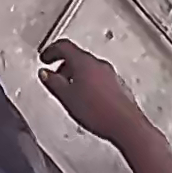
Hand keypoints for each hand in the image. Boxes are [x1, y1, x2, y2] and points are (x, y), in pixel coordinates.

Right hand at [39, 39, 155, 148]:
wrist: (127, 126)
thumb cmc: (98, 112)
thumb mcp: (67, 98)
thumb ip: (53, 83)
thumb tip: (44, 73)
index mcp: (83, 62)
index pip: (64, 46)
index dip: (51, 50)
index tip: (45, 56)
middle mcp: (98, 63)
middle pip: (77, 56)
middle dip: (63, 64)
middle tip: (54, 74)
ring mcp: (110, 74)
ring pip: (89, 67)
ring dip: (76, 74)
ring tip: (70, 90)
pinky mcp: (119, 86)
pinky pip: (99, 77)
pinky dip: (90, 82)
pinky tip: (88, 98)